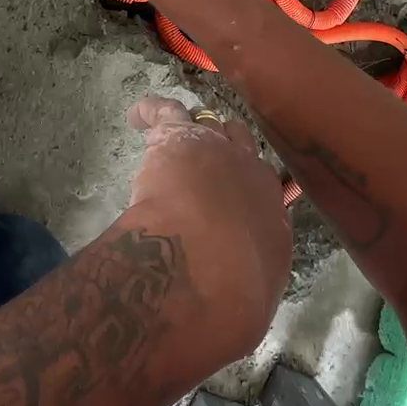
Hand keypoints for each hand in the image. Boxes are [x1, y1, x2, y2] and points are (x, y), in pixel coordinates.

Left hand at [120, 96, 290, 359]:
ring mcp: (213, 147)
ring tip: (172, 128)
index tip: (230, 194)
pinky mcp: (177, 136)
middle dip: (224, 145)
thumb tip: (242, 287)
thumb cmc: (235, 296)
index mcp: (270, 210)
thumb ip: (250, 279)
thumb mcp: (256, 293)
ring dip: (192, 126)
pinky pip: (165, 109)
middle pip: (239, 142)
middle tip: (204, 156)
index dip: (244, 184)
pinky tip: (137, 114)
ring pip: (207, 121)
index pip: (261, 185)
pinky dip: (150, 109)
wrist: (210, 268)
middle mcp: (247, 170)